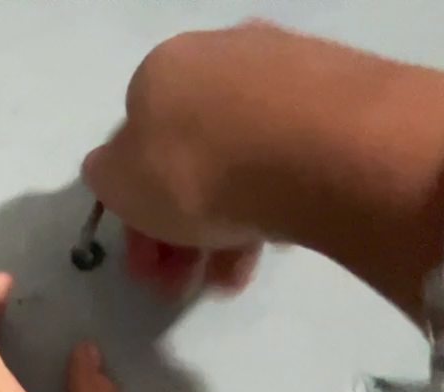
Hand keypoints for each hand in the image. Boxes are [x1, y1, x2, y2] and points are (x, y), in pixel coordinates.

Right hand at [81, 22, 399, 297]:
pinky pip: (283, 163)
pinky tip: (265, 252)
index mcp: (161, 70)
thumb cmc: (196, 169)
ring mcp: (283, 72)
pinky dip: (265, 209)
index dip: (132, 211)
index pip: (134, 145)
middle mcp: (220, 56)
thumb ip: (106, 175)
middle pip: (186, 161)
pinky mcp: (337, 97)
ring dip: (219, 234)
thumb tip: (114, 167)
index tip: (144, 258)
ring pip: (235, 167)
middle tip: (180, 283)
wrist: (318, 151)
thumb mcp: (117, 183)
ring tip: (226, 281)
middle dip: (176, 232)